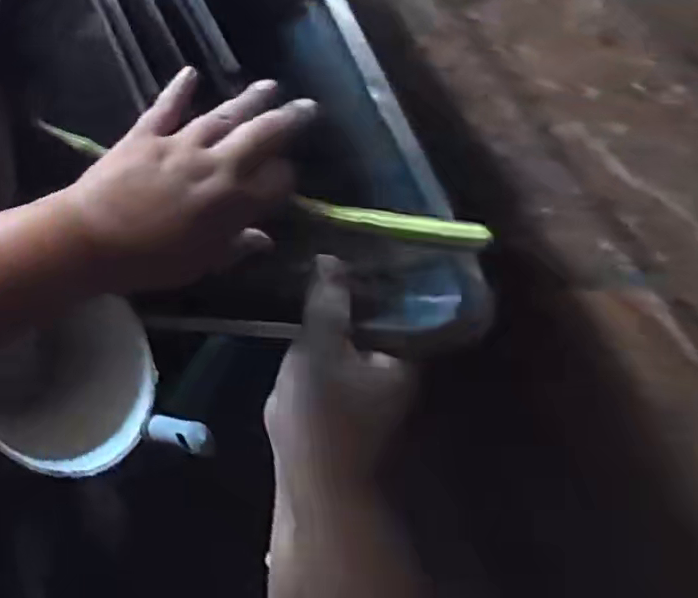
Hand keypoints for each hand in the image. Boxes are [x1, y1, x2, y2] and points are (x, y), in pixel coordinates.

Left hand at [50, 68, 316, 291]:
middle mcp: (213, 166)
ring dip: (247, 100)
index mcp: (233, 202)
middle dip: (288, 120)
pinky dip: (177, 89)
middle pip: (261, 136)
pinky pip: (165, 108)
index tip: (285, 174)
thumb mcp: (200, 264)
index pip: (277, 180)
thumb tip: (263, 240)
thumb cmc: (147, 260)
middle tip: (307, 106)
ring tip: (269, 86)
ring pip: (221, 117)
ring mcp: (177, 146)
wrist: (90, 236)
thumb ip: (234, 247)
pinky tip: (190, 73)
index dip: (285, 175)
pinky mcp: (143, 136)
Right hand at [265, 255, 413, 481]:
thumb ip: (329, 302)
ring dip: (330, 295)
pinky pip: (328, 332)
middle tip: (327, 237)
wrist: (307, 461)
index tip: (363, 237)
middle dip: (352, 278)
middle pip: (374, 307)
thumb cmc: (325, 407)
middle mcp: (390, 356)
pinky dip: (315, 313)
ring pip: (348, 319)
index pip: (405, 301)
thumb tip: (331, 256)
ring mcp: (360, 365)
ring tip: (307, 254)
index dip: (386, 269)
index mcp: (405, 353)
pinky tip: (292, 290)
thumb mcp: (324, 346)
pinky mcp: (332, 370)